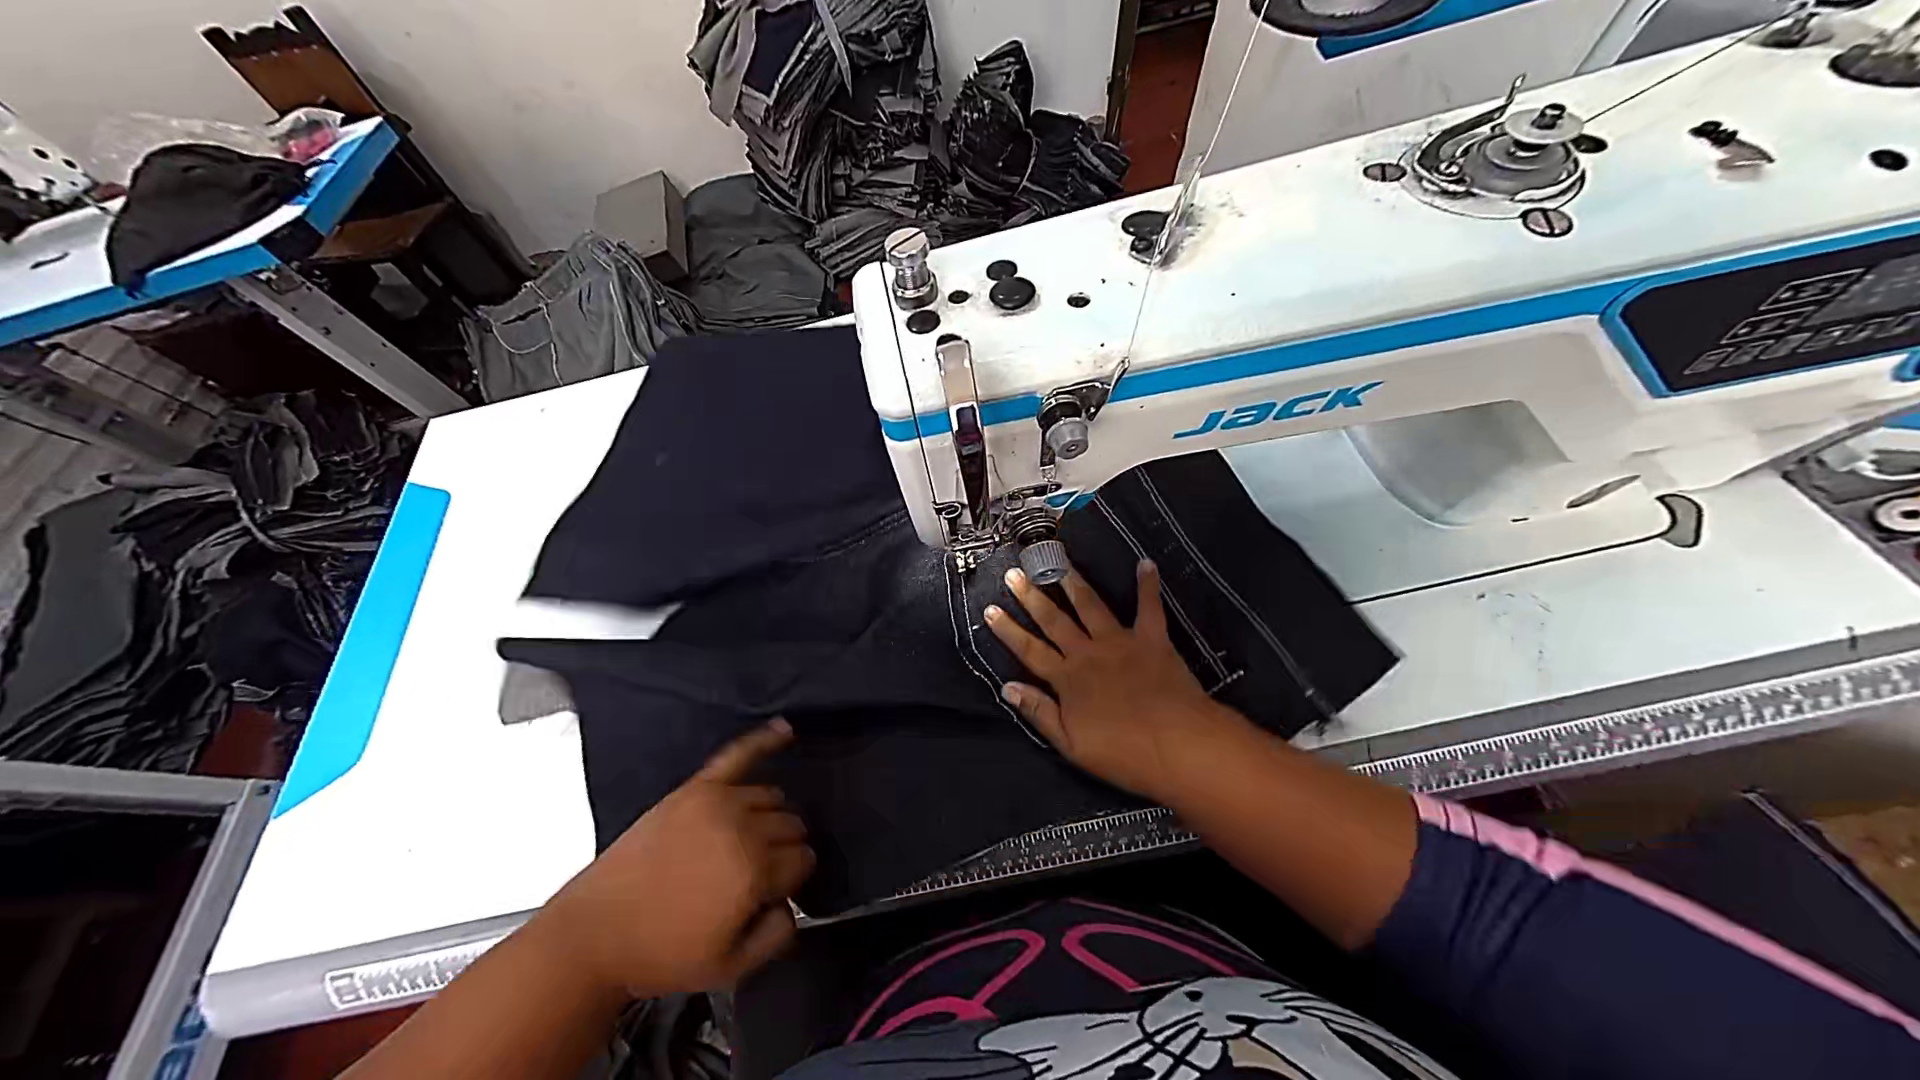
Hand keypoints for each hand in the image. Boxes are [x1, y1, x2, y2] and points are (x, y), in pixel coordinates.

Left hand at [532, 720, 813, 999]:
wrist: (594, 935)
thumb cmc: (661, 953)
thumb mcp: (728, 967)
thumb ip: (777, 935)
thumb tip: (793, 906)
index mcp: (755, 872)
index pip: (803, 859)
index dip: (794, 879)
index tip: (776, 892)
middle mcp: (743, 828)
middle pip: (792, 824)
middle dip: (786, 847)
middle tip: (761, 872)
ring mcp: (717, 801)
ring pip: (772, 795)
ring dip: (771, 816)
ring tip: (750, 840)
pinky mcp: (694, 789)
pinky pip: (738, 754)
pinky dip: (764, 740)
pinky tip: (785, 730)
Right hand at [984, 560, 1248, 801]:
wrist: (1178, 745)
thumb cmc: (1123, 753)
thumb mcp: (1071, 744)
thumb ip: (1039, 712)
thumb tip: (1007, 687)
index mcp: (1067, 679)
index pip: (1029, 650)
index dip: (1008, 630)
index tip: (990, 609)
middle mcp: (1088, 653)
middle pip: (1054, 620)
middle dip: (1031, 597)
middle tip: (1014, 573)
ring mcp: (1120, 642)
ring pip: (1091, 606)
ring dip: (1073, 582)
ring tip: (1059, 562)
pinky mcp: (1153, 639)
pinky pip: (1149, 607)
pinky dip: (1147, 585)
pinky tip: (1144, 563)